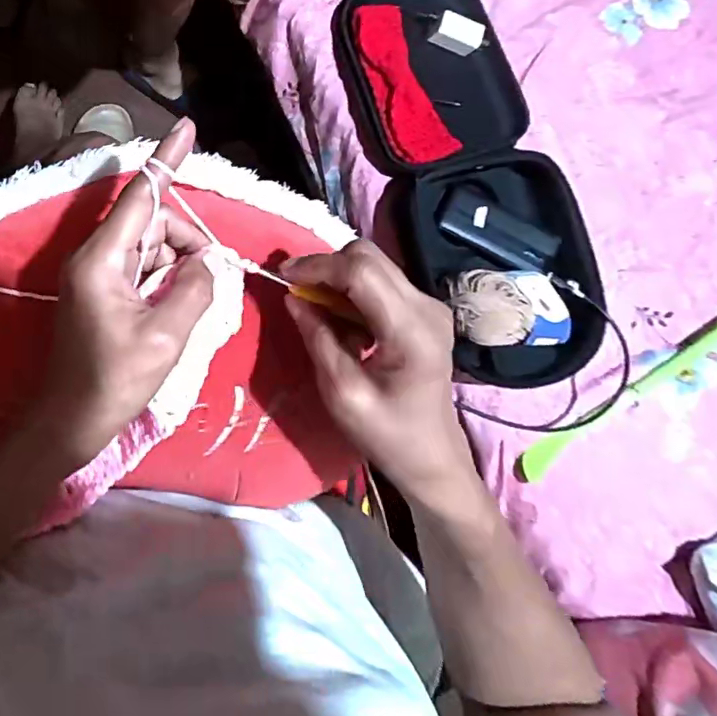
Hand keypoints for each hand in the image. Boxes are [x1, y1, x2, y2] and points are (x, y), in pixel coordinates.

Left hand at [29, 119, 216, 466]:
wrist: (69, 421)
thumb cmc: (112, 380)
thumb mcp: (165, 336)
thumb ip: (195, 290)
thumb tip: (209, 263)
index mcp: (103, 259)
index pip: (141, 196)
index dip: (166, 160)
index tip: (186, 127)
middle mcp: (96, 256)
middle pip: (152, 222)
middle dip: (187, 239)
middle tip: (210, 275)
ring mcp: (98, 274)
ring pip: (152, 245)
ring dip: (180, 261)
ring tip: (193, 299)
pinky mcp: (104, 291)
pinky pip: (144, 267)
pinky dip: (168, 277)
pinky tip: (180, 302)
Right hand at [281, 240, 474, 496]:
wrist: (433, 457)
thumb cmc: (388, 434)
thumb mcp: (341, 393)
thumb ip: (318, 338)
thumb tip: (293, 297)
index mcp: (411, 330)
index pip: (361, 272)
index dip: (318, 266)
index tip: (283, 276)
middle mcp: (427, 307)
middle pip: (369, 257)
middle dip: (325, 266)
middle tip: (295, 289)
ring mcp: (430, 306)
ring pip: (373, 265)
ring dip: (338, 278)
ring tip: (315, 308)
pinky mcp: (424, 310)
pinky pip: (380, 281)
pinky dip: (352, 290)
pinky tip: (341, 320)